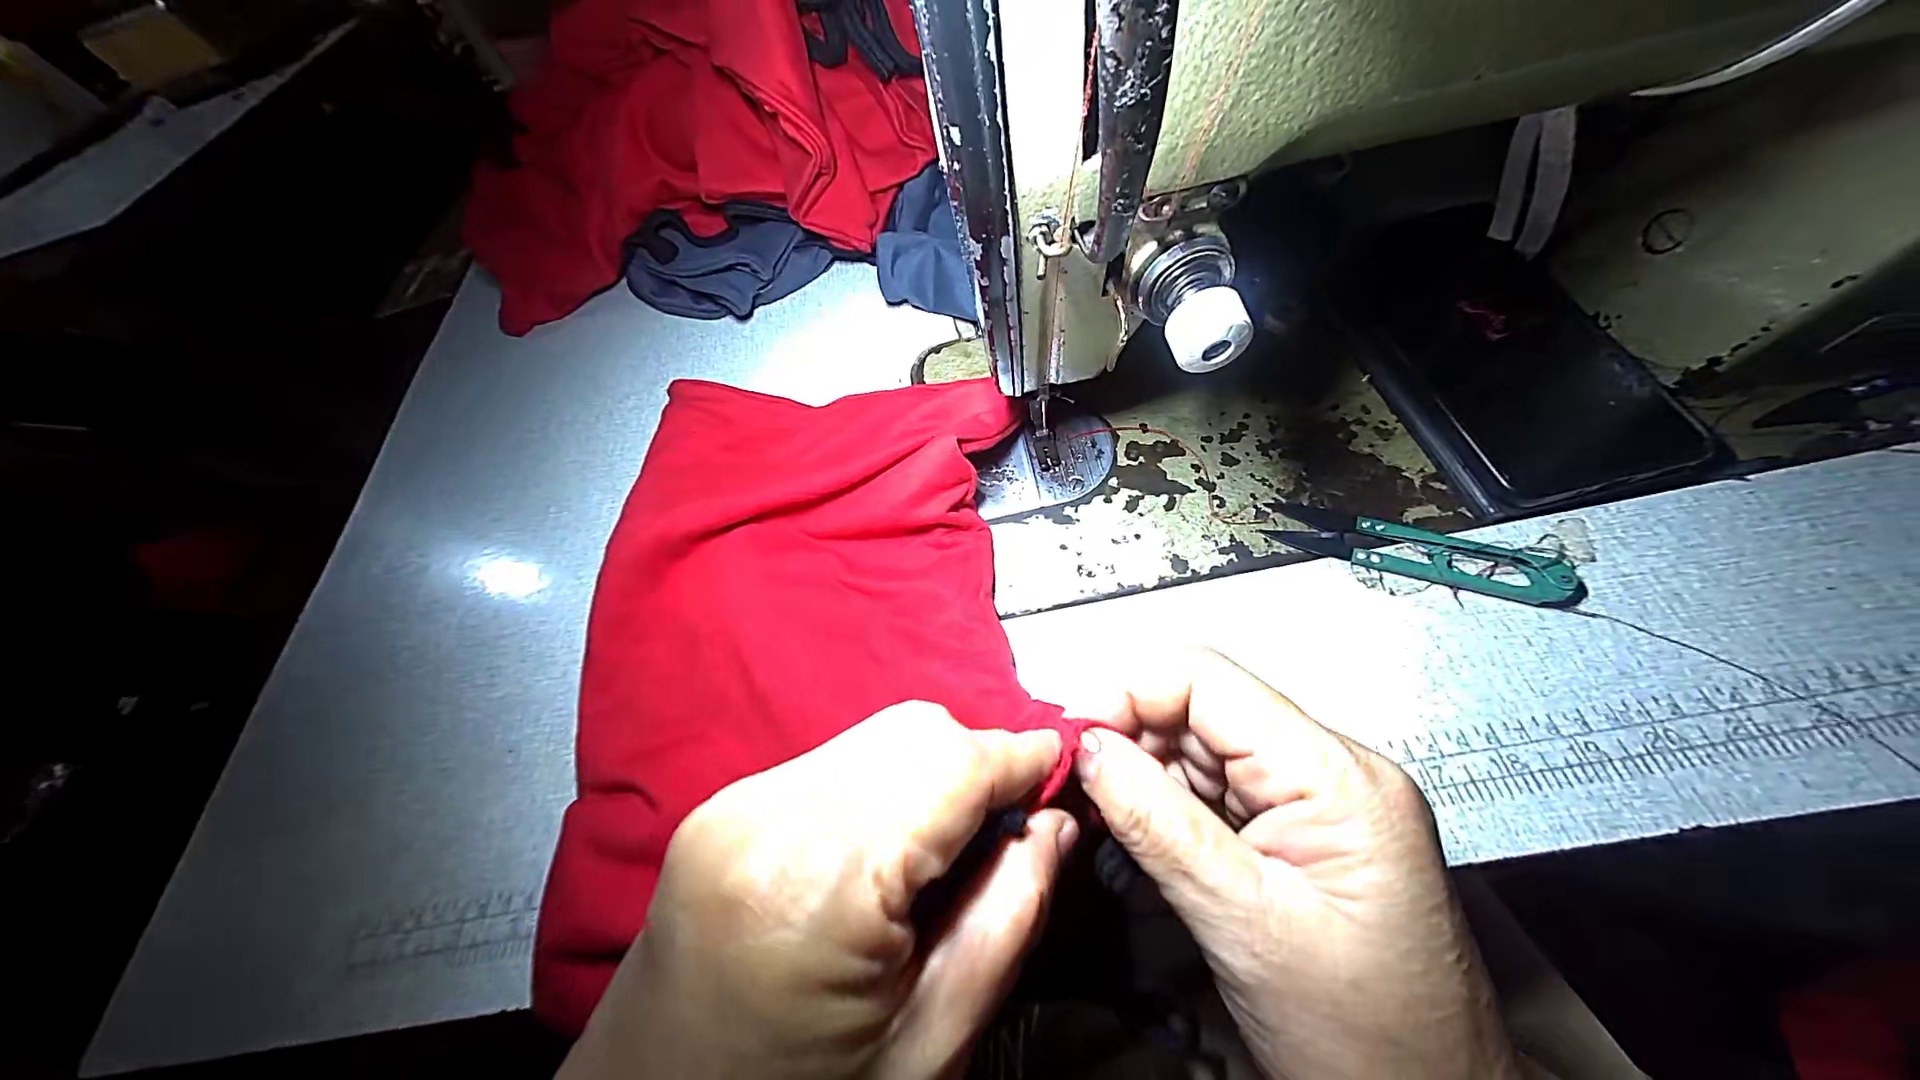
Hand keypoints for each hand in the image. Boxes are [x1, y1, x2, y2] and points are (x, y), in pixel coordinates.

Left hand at [556, 702, 1076, 1079]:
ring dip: (932, 767)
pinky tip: (887, 840)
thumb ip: (1010, 915)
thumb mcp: (931, 1038)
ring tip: (944, 840)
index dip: (1019, 759)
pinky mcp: (726, 801)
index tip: (1058, 775)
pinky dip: (885, 779)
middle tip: (1002, 825)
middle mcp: (771, 815)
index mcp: (819, 882)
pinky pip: (837, 757)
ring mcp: (738, 800)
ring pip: (879, 735)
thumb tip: (1056, 823)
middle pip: (916, 730)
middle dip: (977, 760)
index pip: (952, 764)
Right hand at [1070, 649, 1520, 1079]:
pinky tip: (1137, 829)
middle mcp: (1327, 769)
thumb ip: (1156, 824)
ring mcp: (1310, 794)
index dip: (1130, 695)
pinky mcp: (1292, 822)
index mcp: (1336, 777)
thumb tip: (1090, 749)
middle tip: (1078, 781)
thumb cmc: (1372, 1041)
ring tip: (1102, 813)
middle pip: (1198, 709)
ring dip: (1140, 772)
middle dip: (1129, 737)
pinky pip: (1207, 786)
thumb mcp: (1243, 924)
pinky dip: (1161, 800)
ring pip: (1195, 746)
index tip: (1077, 736)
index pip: (1208, 682)